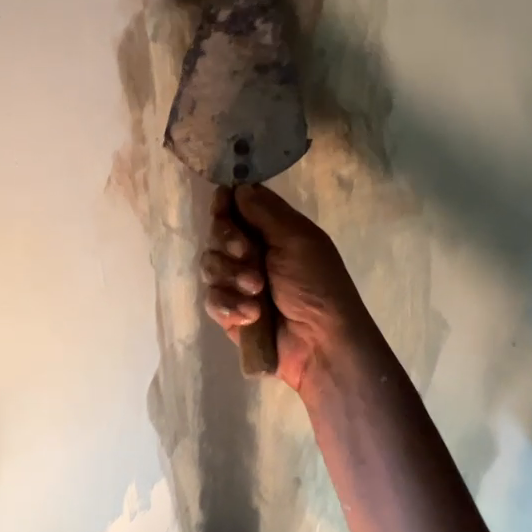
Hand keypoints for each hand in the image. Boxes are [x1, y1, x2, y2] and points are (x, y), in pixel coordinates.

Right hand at [201, 184, 369, 390]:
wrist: (321, 345)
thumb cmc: (317, 285)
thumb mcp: (298, 240)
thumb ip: (265, 212)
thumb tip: (239, 186)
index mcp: (273, 230)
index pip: (238, 205)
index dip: (226, 203)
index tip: (223, 204)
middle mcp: (252, 252)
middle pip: (217, 231)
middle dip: (227, 240)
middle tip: (246, 253)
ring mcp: (239, 283)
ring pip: (210, 264)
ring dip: (231, 276)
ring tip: (257, 291)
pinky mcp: (230, 312)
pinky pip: (211, 298)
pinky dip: (229, 304)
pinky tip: (250, 315)